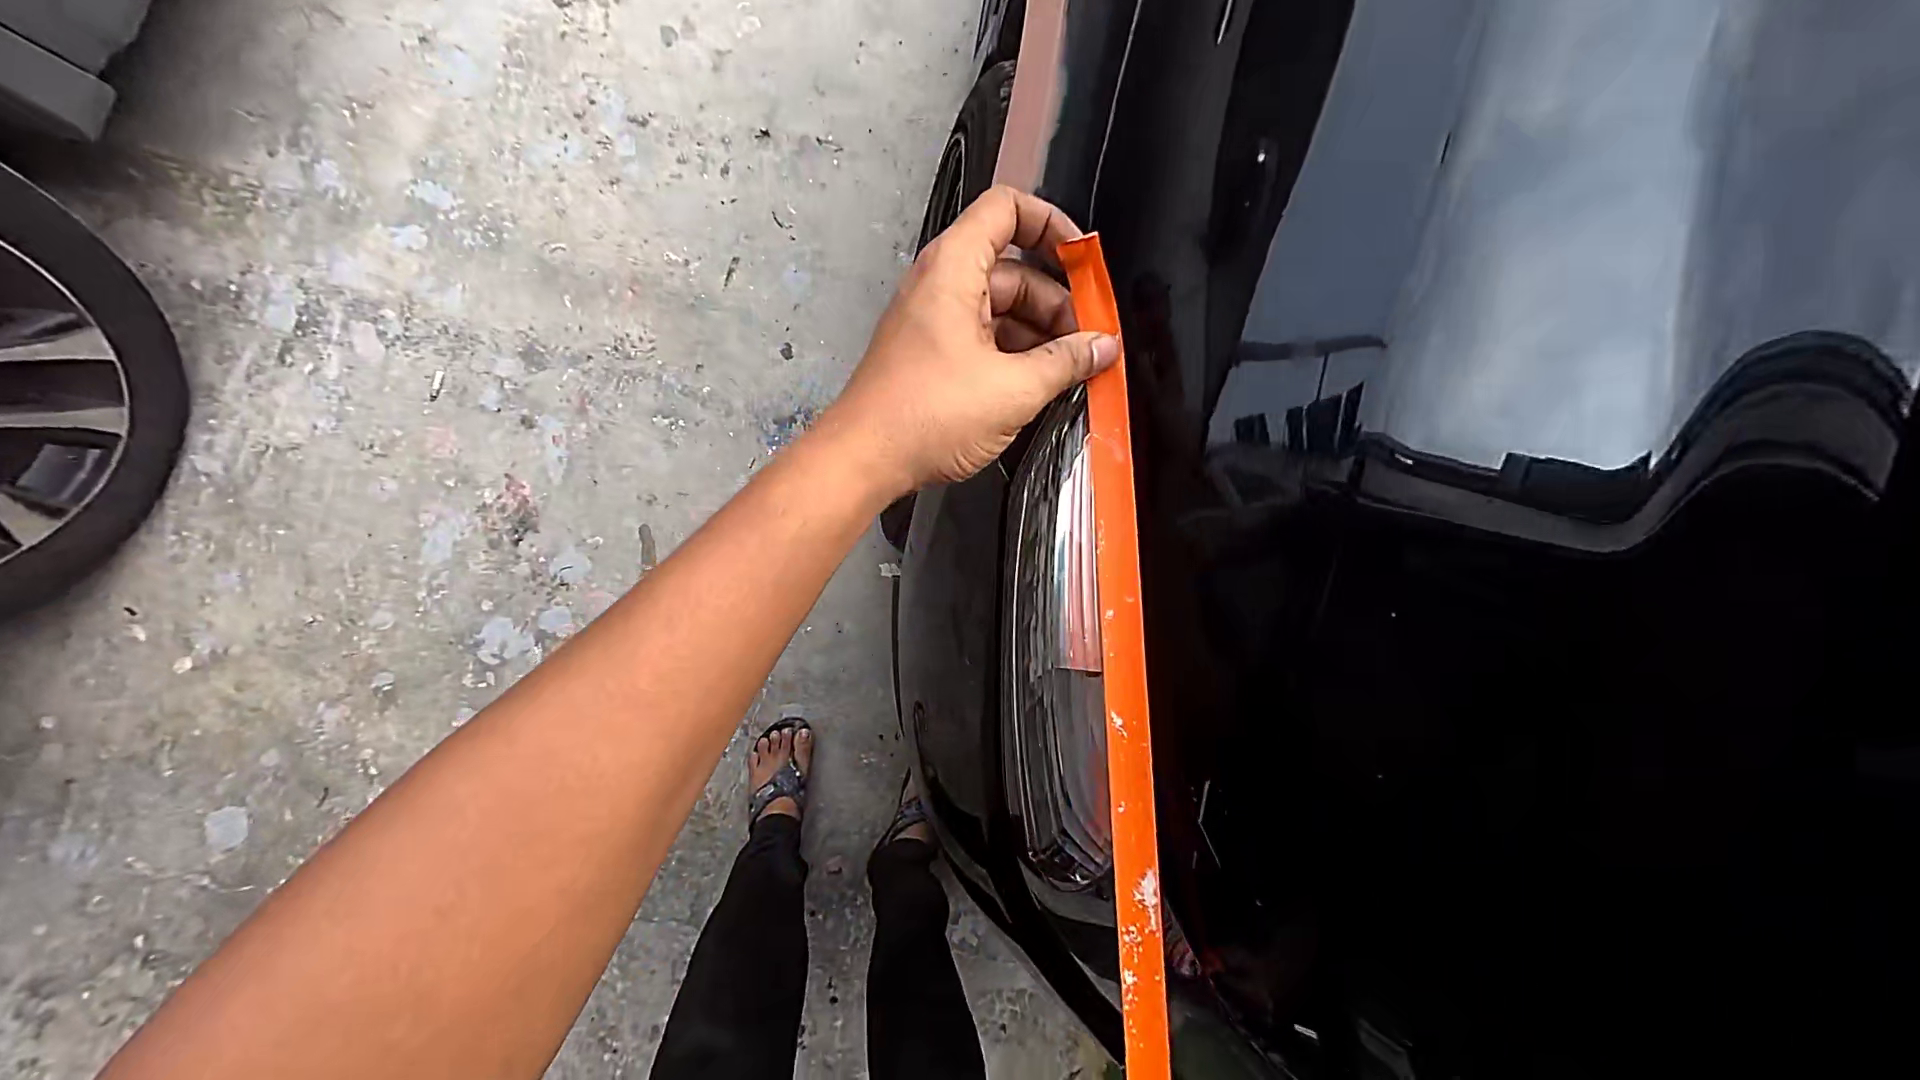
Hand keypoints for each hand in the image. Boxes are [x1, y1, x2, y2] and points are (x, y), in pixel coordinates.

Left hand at [818, 186, 1120, 497]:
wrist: (866, 459)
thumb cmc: (918, 417)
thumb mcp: (1013, 389)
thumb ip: (1066, 362)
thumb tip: (1099, 348)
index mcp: (954, 269)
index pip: (1008, 209)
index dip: (1052, 225)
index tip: (1083, 260)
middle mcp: (940, 288)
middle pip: (1015, 271)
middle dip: (1058, 304)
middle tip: (1089, 340)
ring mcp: (935, 323)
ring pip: (1002, 311)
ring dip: (1040, 337)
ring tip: (1069, 371)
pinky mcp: (934, 357)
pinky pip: (984, 340)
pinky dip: (1015, 356)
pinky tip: (1038, 386)